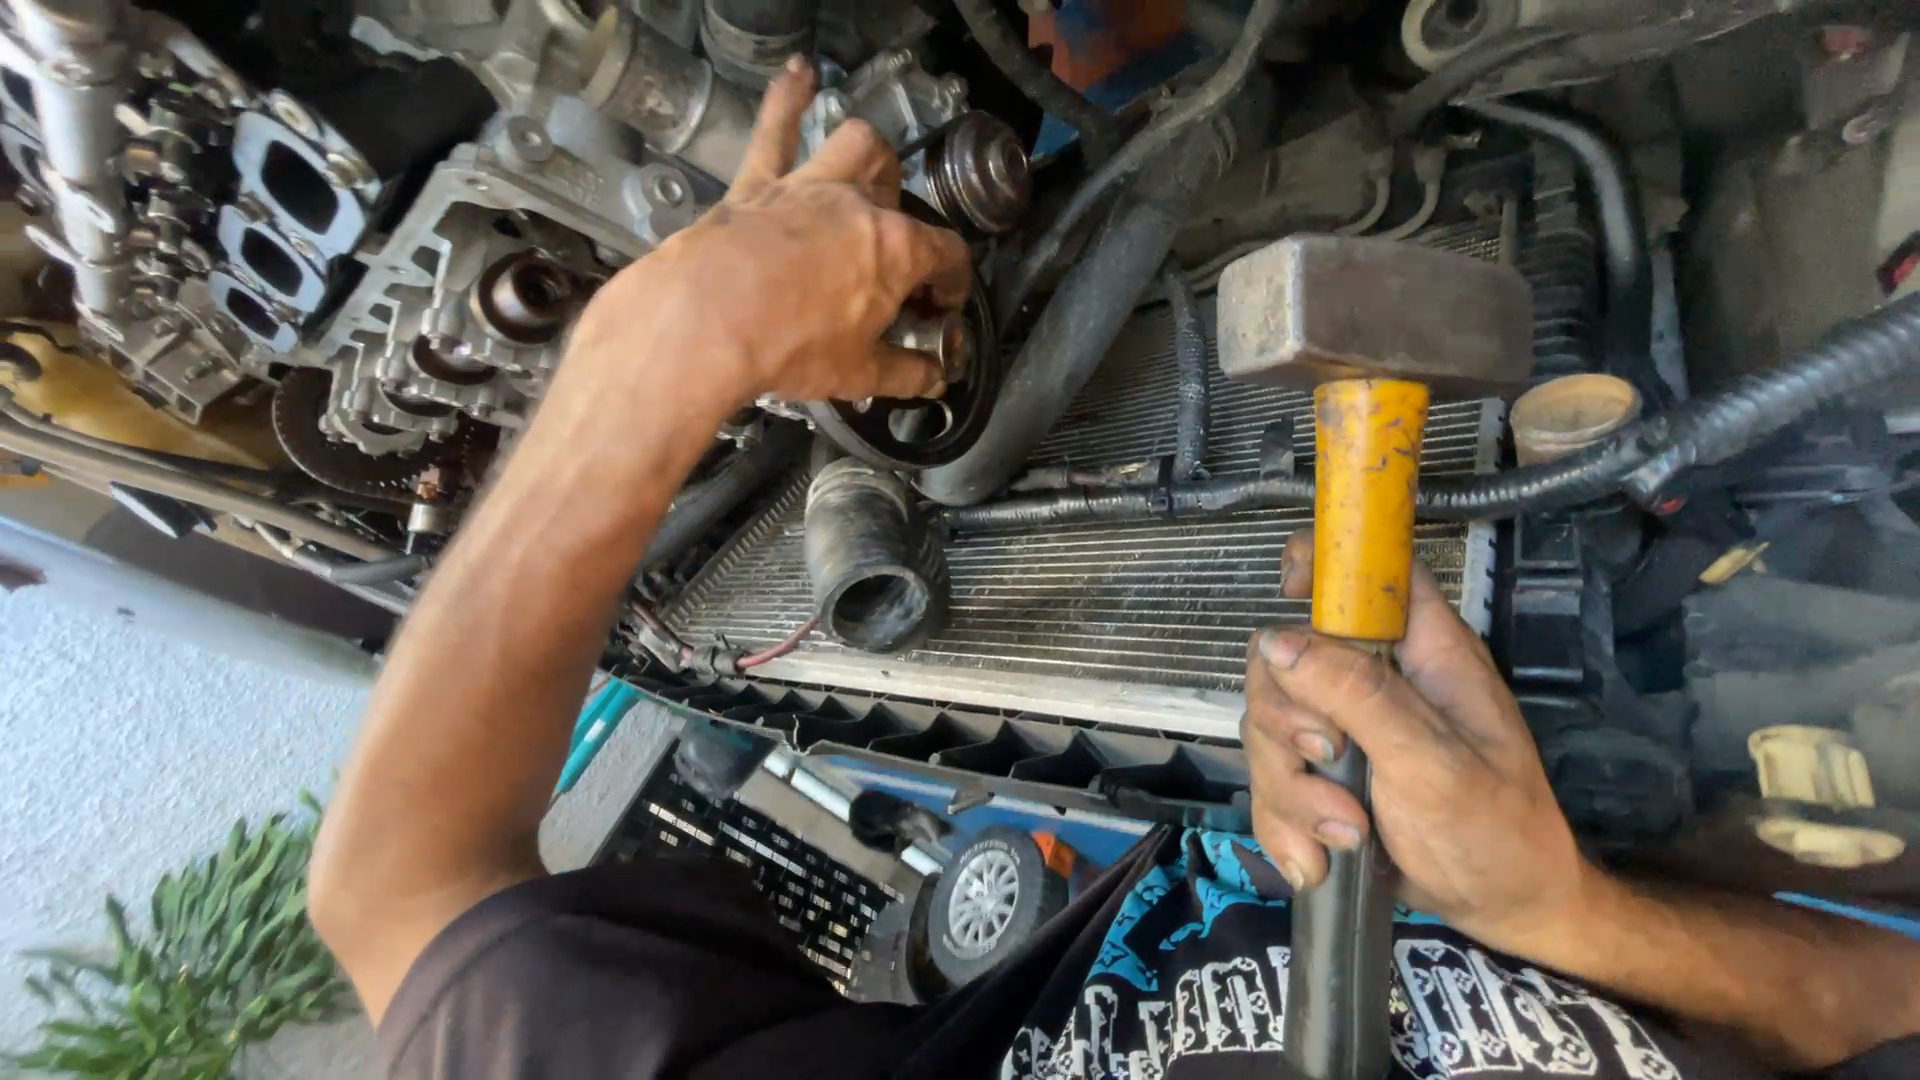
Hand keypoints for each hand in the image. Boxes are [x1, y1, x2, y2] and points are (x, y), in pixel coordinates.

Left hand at [566, 57, 970, 414]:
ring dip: (871, 158)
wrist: (706, 321)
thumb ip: (905, 374)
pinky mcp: (757, 184)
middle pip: (901, 200)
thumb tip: (932, 379)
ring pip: (854, 145)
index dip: (953, 282)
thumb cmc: (792, 347)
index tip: (940, 306)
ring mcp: (807, 187)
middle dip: (908, 225)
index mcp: (896, 250)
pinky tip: (799, 75)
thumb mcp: (859, 374)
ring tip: (873, 175)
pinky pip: (774, 130)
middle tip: (894, 260)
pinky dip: (788, 99)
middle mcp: (858, 205)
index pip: (947, 254)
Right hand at [1243, 530, 1599, 951]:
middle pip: (1280, 657)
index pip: (1362, 572)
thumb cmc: (1495, 830)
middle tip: (1327, 760)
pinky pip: (1265, 777)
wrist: (1500, 908)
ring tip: (1345, 833)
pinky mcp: (1313, 768)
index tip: (1287, 598)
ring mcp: (1335, 722)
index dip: (1318, 564)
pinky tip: (1317, 858)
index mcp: (1416, 648)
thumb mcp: (1435, 763)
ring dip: (1291, 789)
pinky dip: (1282, 822)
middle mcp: (1367, 674)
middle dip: (1287, 721)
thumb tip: (1275, 641)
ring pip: (1264, 723)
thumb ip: (1360, 696)